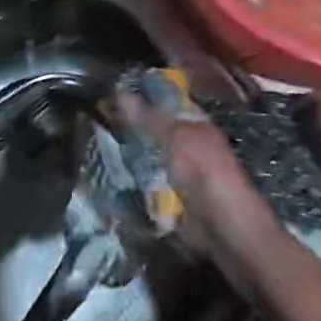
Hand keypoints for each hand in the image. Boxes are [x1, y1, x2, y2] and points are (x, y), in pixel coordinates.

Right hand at [112, 88, 283, 271]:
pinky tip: (108, 177)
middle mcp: (186, 144)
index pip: (163, 102)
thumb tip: (118, 91)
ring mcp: (178, 173)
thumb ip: (148, 118)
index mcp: (194, 123)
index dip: (139, 97)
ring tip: (94, 146)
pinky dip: (131, 182)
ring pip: (145, 157)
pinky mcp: (171, 198)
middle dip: (127, 128)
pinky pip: (145, 184)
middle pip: (151, 130)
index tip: (106, 94)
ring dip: (125, 156)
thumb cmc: (205, 173)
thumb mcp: (176, 138)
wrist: (225, 229)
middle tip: (94, 121)